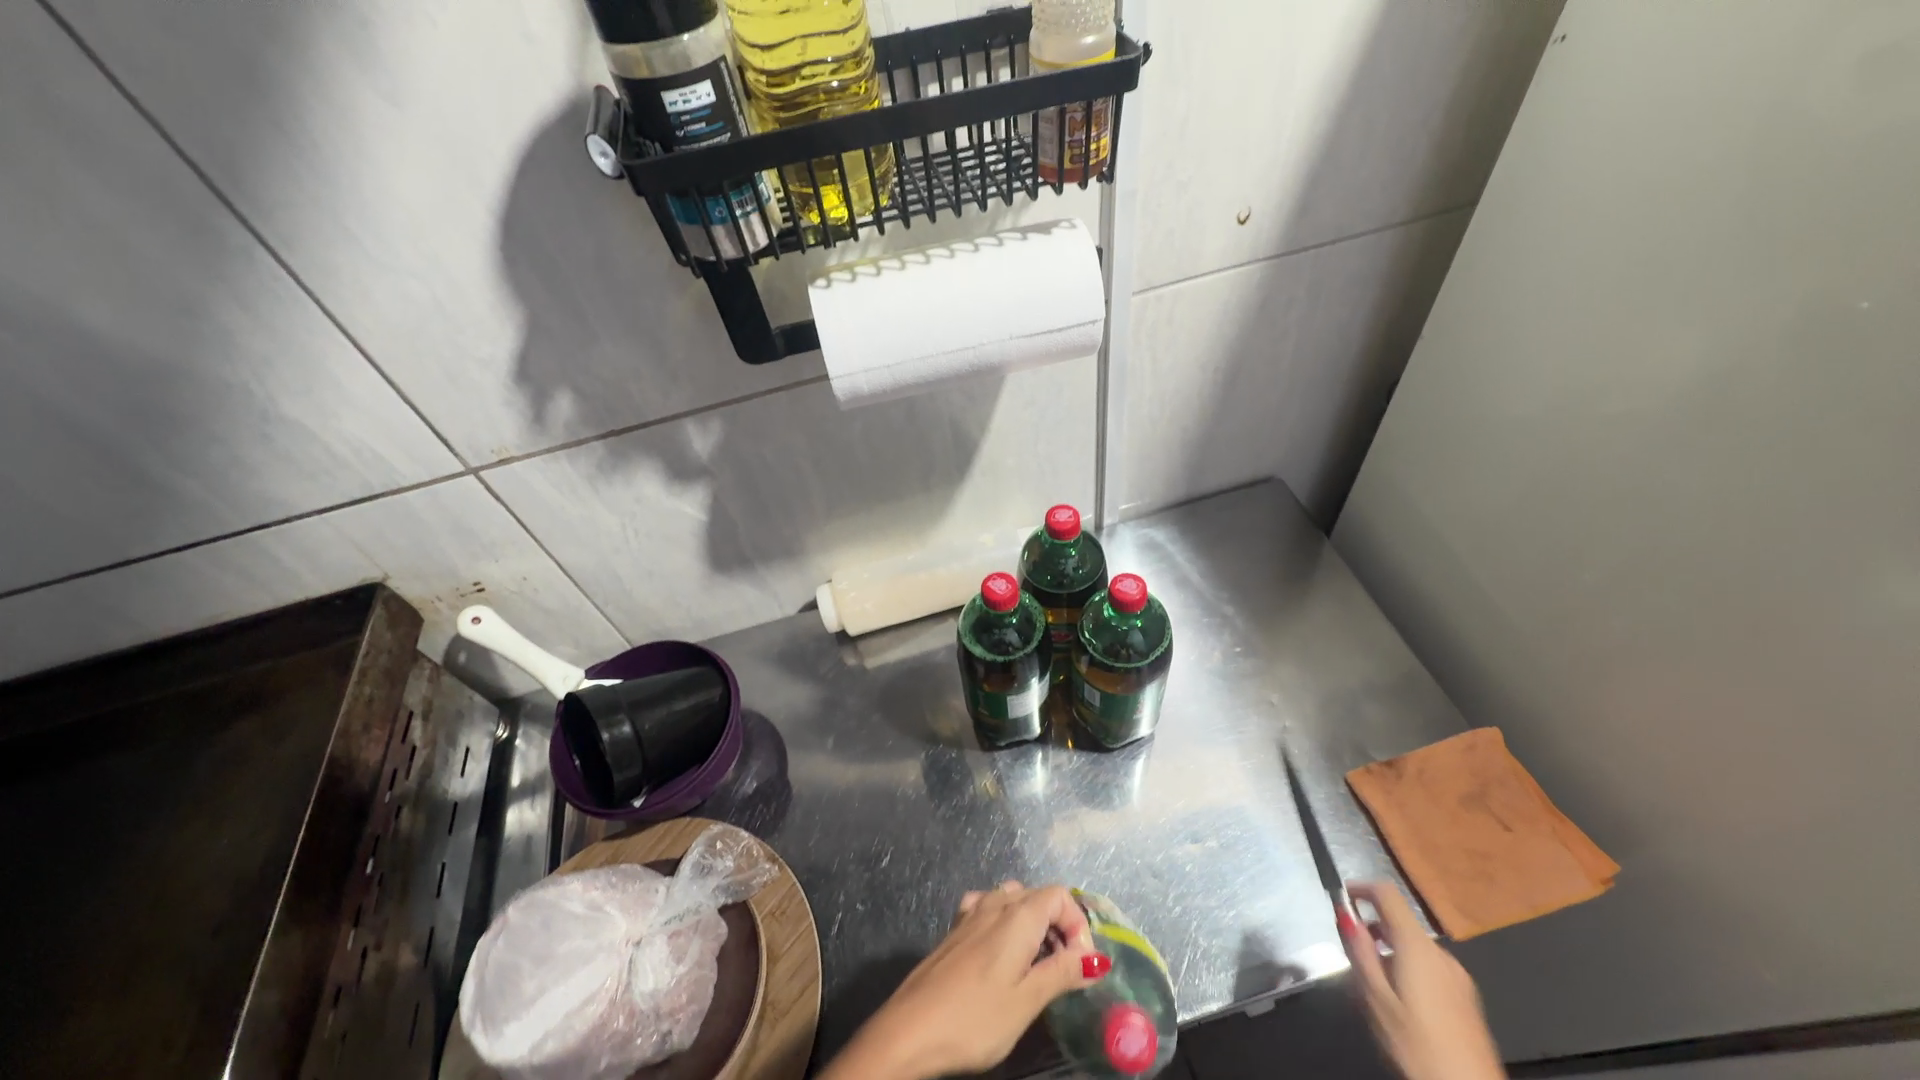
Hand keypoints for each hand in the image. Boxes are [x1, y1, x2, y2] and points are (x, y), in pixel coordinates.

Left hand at [821, 881, 1106, 1079]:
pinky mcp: (952, 933)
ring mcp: (968, 916)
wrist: (908, 1033)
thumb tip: (1096, 959)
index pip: (1059, 895)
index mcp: (1017, 916)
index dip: (1078, 925)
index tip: (1081, 965)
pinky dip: (1004, 924)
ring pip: (1010, 900)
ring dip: (1032, 924)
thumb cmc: (974, 1018)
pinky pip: (986, 910)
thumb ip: (1062, 973)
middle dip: (1059, 925)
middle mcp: (992, 905)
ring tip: (1036, 963)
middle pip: (1037, 895)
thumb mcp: (1027, 1001)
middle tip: (1064, 969)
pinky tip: (1001, 953)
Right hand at [1341, 881, 1506, 1079]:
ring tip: (1375, 991)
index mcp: (1417, 948)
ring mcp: (1458, 975)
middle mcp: (1441, 953)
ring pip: (1415, 949)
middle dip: (1373, 932)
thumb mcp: (1376, 999)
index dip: (1362, 889)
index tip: (1341, 897)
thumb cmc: (1416, 1044)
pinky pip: (1430, 968)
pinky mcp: (1466, 996)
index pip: (1388, 895)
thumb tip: (1346, 915)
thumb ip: (1360, 953)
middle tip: (1353, 961)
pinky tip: (1403, 1007)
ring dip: (1390, 954)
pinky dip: (1409, 970)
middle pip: (1401, 924)